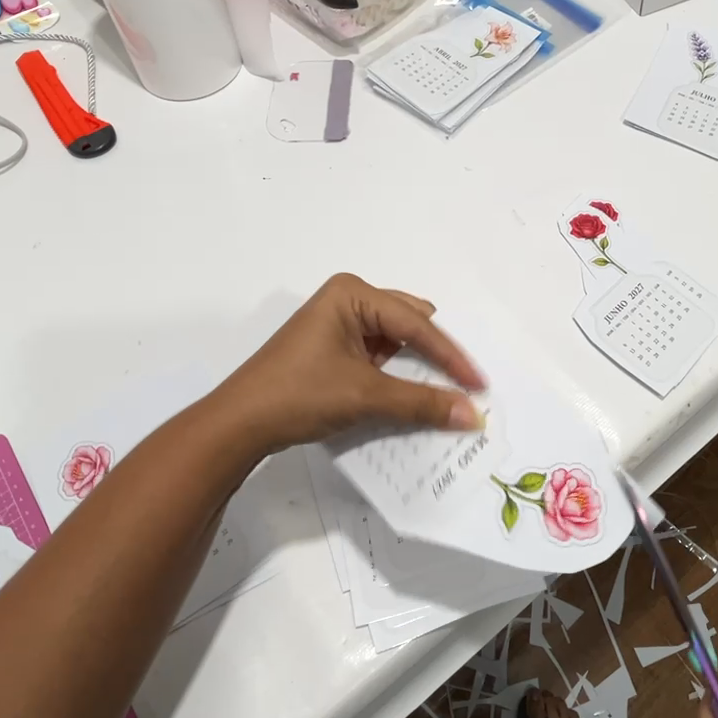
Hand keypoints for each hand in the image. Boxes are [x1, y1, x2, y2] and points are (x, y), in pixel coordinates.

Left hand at [210, 274, 485, 455]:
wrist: (238, 424)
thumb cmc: (300, 395)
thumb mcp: (366, 396)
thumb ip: (422, 402)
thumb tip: (472, 414)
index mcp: (353, 294)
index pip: (415, 324)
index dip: (450, 356)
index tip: (479, 384)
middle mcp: (347, 299)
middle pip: (408, 324)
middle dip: (436, 355)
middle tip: (467, 384)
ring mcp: (337, 323)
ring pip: (394, 340)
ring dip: (416, 367)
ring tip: (446, 391)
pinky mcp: (332, 348)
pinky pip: (377, 355)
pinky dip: (396, 375)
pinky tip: (412, 395)